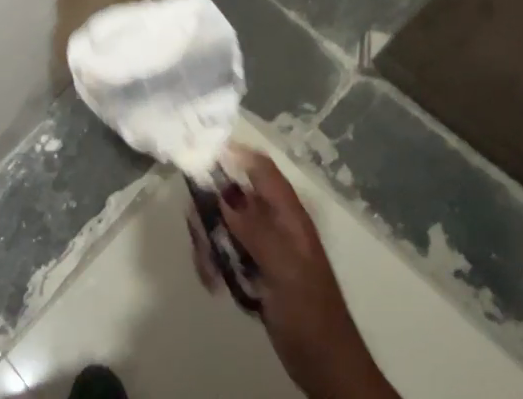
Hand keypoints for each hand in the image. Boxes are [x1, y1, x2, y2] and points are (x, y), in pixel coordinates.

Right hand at [188, 145, 400, 398]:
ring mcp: (262, 246)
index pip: (260, 169)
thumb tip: (223, 191)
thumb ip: (255, 229)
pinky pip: (222, 251)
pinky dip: (213, 263)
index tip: (196, 158)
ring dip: (208, 243)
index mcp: (288, 217)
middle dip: (208, 213)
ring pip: (221, 224)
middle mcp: (274, 223)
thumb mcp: (284, 271)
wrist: (326, 366)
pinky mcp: (253, 268)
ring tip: (211, 274)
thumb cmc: (311, 315)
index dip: (232, 155)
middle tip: (203, 241)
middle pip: (230, 195)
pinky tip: (216, 285)